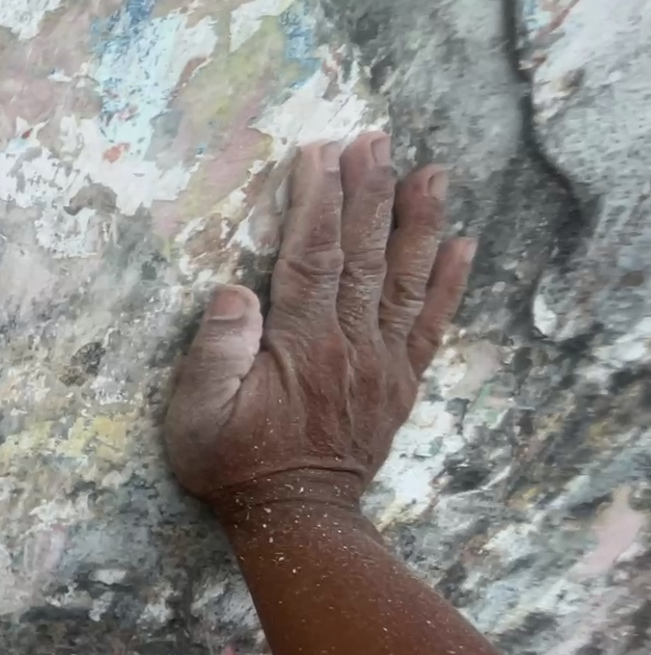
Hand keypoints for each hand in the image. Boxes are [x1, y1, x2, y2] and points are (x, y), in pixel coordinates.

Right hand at [166, 133, 476, 517]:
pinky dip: (446, 281)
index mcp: (300, 345)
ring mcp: (383, 361)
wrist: (292, 514)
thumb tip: (233, 290)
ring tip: (429, 171)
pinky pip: (429, 323)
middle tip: (374, 140)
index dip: (315, 204)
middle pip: (360, 256)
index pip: (309, 259)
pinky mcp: (398, 381)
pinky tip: (458, 246)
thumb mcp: (196, 414)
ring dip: (416, 222)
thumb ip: (214, 353)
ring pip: (404, 279)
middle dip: (366, 194)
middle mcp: (351, 343)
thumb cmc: (230, 462)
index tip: (319, 155)